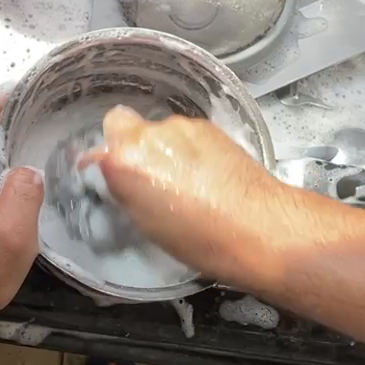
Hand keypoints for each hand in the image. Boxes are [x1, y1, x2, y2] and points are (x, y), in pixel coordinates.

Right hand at [93, 106, 364, 292]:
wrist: (259, 227)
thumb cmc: (199, 238)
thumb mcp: (144, 221)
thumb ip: (123, 187)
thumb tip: (115, 172)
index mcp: (126, 159)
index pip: (105, 133)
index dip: (111, 151)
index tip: (120, 172)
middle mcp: (152, 133)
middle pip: (133, 129)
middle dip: (140, 149)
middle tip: (155, 180)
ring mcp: (184, 127)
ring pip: (163, 132)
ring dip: (167, 150)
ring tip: (187, 182)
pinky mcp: (211, 126)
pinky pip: (188, 135)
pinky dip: (191, 150)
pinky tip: (208, 175)